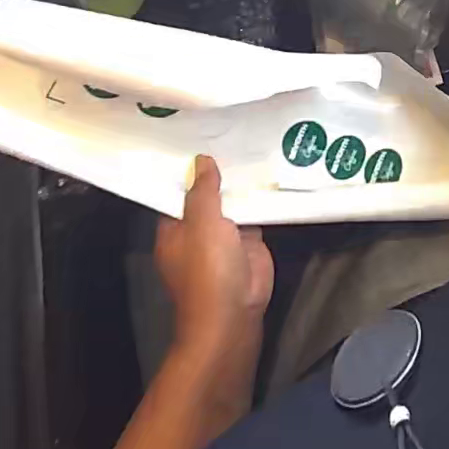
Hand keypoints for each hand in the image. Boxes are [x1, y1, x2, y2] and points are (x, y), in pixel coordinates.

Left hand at [155, 156, 273, 363]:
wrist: (233, 314)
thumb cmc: (207, 270)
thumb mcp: (201, 223)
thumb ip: (204, 191)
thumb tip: (201, 160)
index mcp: (176, 228)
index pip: (179, 191)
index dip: (190, 168)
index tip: (202, 139)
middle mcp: (199, 229)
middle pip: (210, 195)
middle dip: (221, 172)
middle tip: (235, 134)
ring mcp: (226, 236)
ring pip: (234, 203)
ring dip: (243, 184)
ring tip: (255, 145)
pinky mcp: (251, 243)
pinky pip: (256, 214)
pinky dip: (262, 200)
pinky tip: (272, 175)